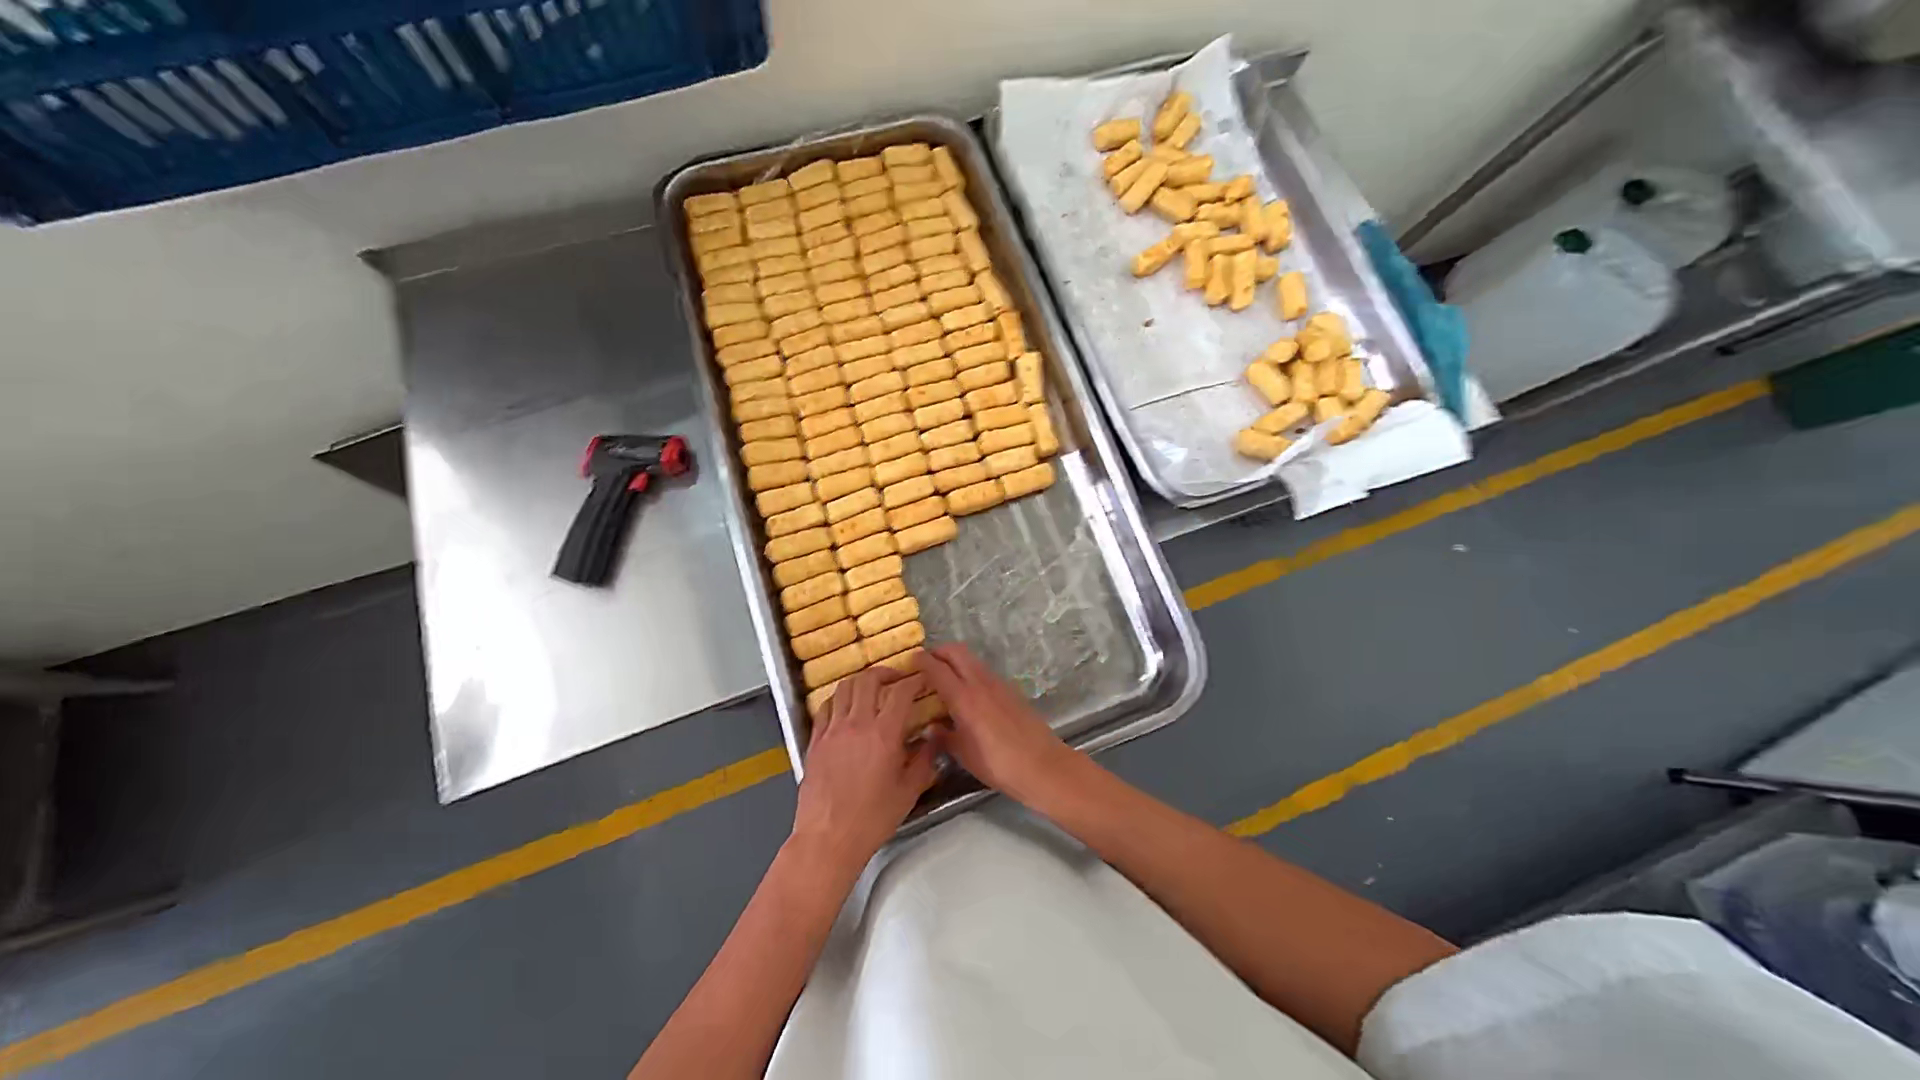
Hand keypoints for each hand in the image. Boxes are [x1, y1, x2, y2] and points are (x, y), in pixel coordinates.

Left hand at [792, 667, 941, 869]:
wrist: (829, 838)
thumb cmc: (871, 819)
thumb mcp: (909, 791)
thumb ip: (925, 761)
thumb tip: (932, 741)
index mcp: (883, 734)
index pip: (901, 692)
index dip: (914, 681)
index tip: (922, 681)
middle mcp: (856, 724)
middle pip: (868, 680)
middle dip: (886, 673)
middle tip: (897, 678)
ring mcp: (832, 731)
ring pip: (844, 688)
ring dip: (861, 682)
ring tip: (872, 688)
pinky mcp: (815, 741)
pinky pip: (825, 708)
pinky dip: (838, 699)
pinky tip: (845, 707)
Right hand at [916, 645, 1070, 803]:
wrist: (1042, 766)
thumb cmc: (998, 764)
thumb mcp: (963, 754)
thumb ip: (944, 736)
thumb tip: (931, 727)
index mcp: (964, 697)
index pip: (936, 668)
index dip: (920, 661)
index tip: (909, 662)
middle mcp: (980, 682)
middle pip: (956, 651)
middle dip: (938, 652)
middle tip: (926, 666)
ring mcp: (998, 683)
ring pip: (971, 659)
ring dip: (955, 661)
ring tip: (944, 681)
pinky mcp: (1011, 690)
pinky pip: (984, 672)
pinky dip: (970, 673)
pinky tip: (968, 696)